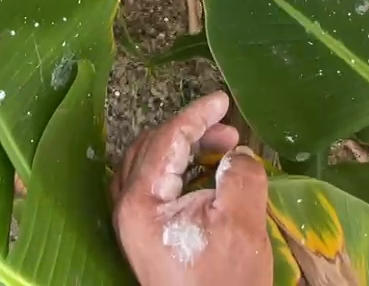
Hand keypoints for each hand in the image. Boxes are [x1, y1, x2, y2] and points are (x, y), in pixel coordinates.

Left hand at [111, 91, 271, 285]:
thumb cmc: (225, 283)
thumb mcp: (240, 224)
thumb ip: (239, 175)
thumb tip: (237, 154)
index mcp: (141, 201)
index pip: (168, 138)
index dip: (197, 115)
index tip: (222, 100)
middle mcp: (127, 207)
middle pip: (154, 146)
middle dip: (191, 131)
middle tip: (228, 130)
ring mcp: (134, 222)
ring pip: (153, 162)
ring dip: (186, 148)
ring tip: (224, 148)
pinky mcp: (146, 235)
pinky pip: (156, 183)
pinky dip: (181, 169)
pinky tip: (209, 174)